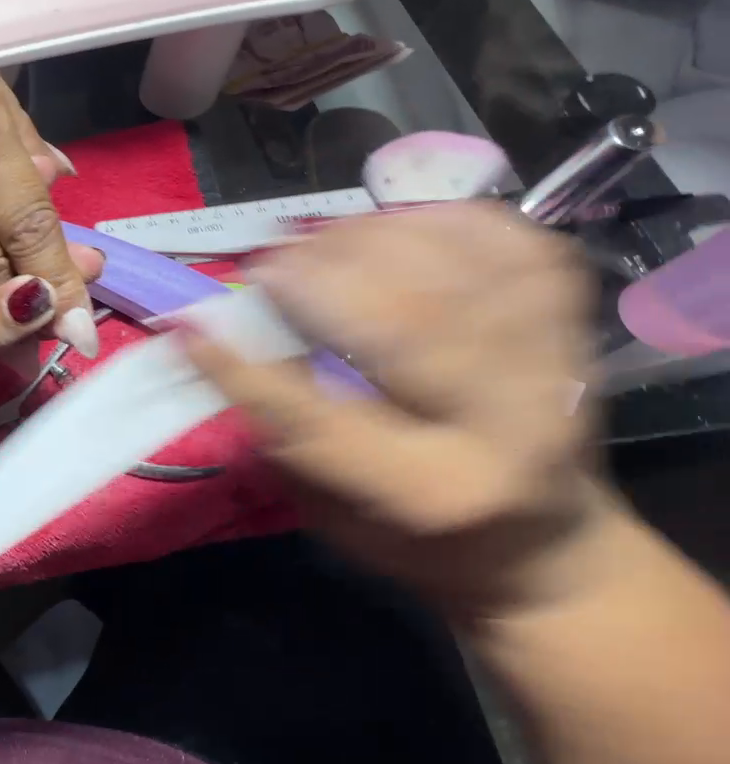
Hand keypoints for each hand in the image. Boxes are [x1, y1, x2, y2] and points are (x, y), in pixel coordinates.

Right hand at [181, 203, 615, 618]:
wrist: (539, 541)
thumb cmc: (404, 531)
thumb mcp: (321, 500)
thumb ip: (278, 420)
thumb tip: (220, 336)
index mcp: (429, 490)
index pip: (318, 419)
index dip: (243, 369)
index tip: (188, 326)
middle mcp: (509, 427)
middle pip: (411, 330)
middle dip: (320, 282)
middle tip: (263, 265)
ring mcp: (555, 368)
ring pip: (461, 275)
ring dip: (371, 242)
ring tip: (312, 242)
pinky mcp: (575, 327)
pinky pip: (514, 245)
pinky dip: (442, 222)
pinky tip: (384, 227)